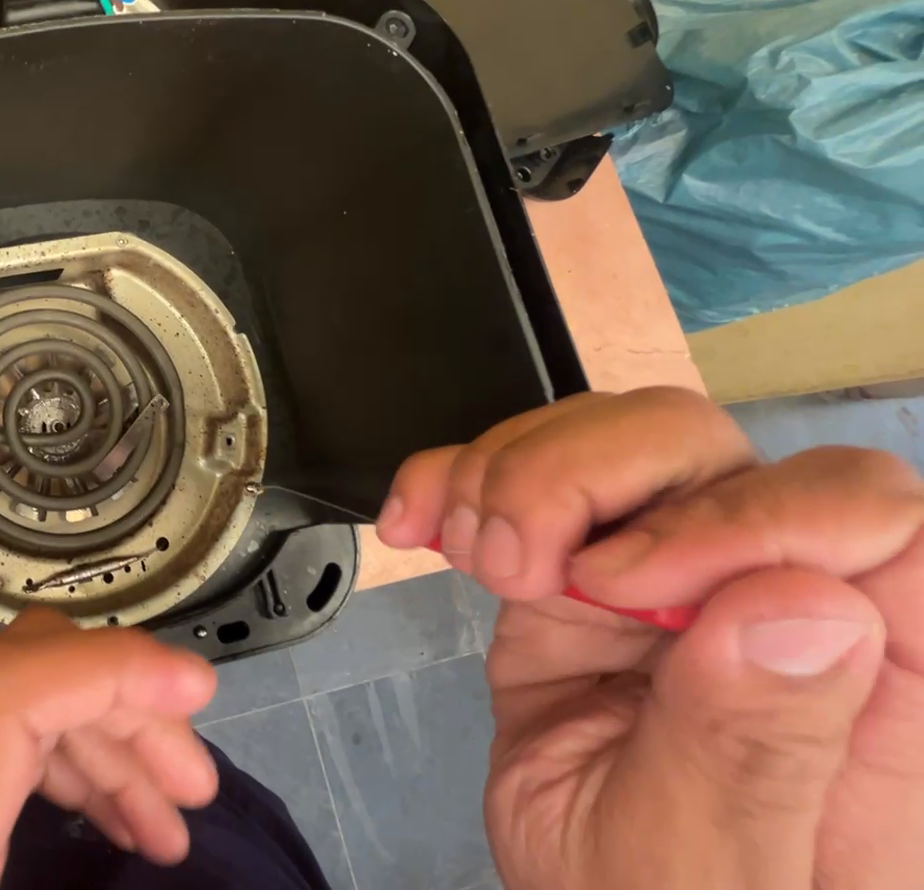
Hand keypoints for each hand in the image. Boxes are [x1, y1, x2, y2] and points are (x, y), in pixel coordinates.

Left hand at [0, 608, 218, 888]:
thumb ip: (80, 882)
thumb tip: (170, 846)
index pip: (5, 690)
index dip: (110, 670)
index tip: (194, 689)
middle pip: (19, 675)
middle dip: (125, 706)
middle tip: (194, 784)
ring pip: (16, 700)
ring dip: (105, 736)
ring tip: (169, 815)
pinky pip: (1, 744)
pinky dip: (69, 763)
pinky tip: (113, 817)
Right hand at [376, 387, 923, 887]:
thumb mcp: (710, 862)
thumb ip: (757, 742)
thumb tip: (798, 600)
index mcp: (870, 675)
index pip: (861, 514)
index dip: (738, 515)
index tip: (614, 587)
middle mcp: (768, 597)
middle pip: (704, 445)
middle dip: (579, 475)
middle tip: (514, 565)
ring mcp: (656, 571)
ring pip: (600, 437)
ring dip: (502, 476)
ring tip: (468, 559)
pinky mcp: (563, 565)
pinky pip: (509, 474)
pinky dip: (445, 478)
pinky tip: (415, 525)